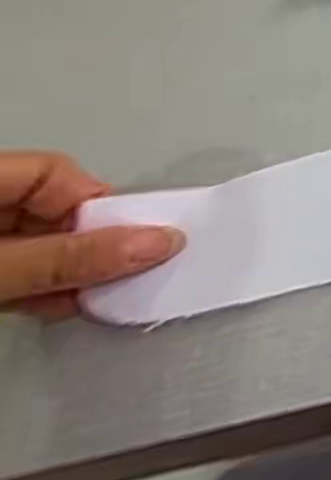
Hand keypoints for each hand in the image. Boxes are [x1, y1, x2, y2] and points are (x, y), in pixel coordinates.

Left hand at [0, 151, 183, 319]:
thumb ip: (66, 257)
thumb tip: (165, 241)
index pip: (57, 174)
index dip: (96, 203)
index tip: (123, 239)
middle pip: (50, 211)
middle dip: (89, 245)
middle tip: (114, 274)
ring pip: (33, 245)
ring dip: (67, 272)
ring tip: (87, 298)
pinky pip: (13, 269)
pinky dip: (36, 286)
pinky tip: (54, 305)